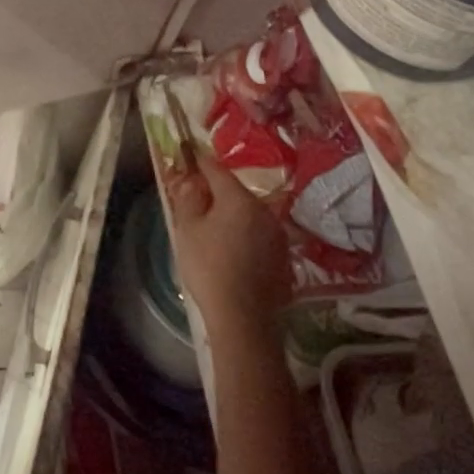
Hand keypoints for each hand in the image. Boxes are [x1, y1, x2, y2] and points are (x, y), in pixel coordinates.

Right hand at [163, 161, 290, 338]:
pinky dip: (246, 236)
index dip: (200, 162)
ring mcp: (278, 236)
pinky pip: (260, 237)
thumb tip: (192, 180)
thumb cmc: (209, 268)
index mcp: (239, 199)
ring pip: (251, 215)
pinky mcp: (284, 258)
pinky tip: (234, 252)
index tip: (189, 156)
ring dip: (234, 216)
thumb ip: (188, 199)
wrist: (243, 318)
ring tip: (215, 229)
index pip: (217, 170)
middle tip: (197, 199)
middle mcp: (265, 211)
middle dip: (217, 192)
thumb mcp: (188, 230)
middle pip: (236, 193)